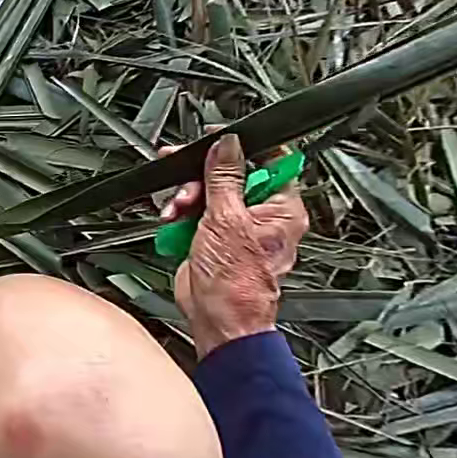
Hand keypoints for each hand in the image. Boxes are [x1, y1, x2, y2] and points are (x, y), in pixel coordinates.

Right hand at [161, 134, 308, 357]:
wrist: (216, 318)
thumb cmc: (236, 282)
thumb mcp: (226, 218)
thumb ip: (224, 177)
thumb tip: (227, 145)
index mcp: (282, 208)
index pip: (271, 161)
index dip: (243, 147)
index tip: (218, 140)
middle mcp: (262, 216)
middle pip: (231, 175)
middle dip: (202, 178)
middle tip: (185, 179)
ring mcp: (236, 227)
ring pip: (209, 192)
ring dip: (187, 196)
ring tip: (178, 208)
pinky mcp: (213, 237)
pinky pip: (196, 211)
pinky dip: (181, 212)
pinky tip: (174, 219)